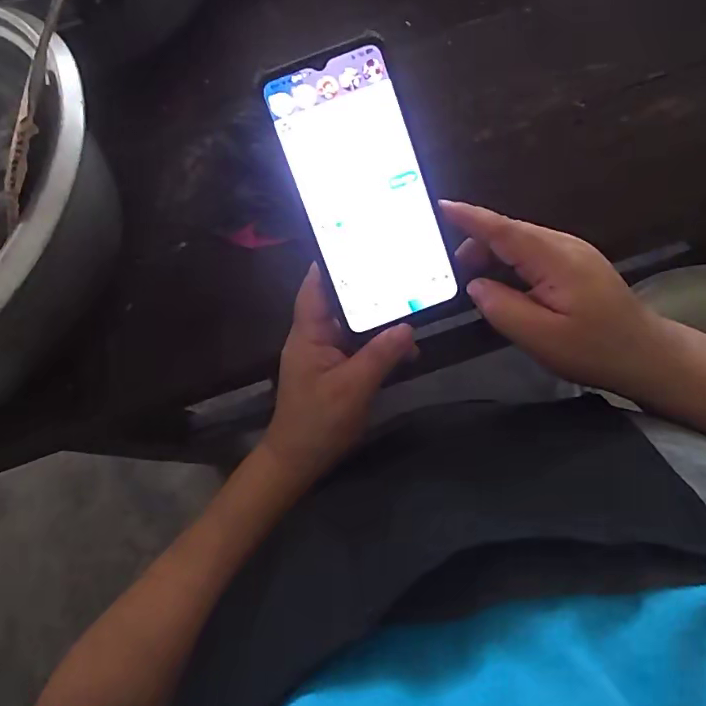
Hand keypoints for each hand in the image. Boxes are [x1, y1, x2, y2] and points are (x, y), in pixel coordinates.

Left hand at [260, 264, 418, 482]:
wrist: (298, 460)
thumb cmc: (319, 421)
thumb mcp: (353, 387)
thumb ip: (381, 355)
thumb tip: (407, 326)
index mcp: (307, 334)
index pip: (315, 287)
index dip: (331, 265)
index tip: (355, 244)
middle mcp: (311, 337)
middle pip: (335, 302)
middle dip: (362, 287)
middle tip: (394, 268)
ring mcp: (321, 354)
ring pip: (348, 325)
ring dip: (373, 317)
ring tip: (406, 299)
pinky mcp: (331, 370)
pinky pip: (353, 346)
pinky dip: (375, 342)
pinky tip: (402, 344)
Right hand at [440, 200, 680, 396]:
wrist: (650, 357)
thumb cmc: (596, 350)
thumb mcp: (541, 338)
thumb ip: (501, 307)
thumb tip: (476, 285)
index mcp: (556, 260)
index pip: (504, 230)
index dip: (470, 217)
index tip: (441, 205)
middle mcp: (565, 246)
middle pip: (509, 231)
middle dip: (475, 243)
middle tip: (454, 272)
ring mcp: (573, 251)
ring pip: (519, 240)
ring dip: (492, 254)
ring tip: (478, 283)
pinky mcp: (575, 262)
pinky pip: (532, 250)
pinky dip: (508, 260)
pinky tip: (504, 283)